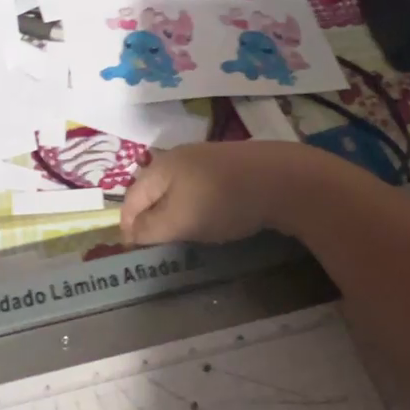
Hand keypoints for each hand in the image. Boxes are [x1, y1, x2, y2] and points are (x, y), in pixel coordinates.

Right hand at [120, 142, 312, 245]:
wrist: (282, 180)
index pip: (131, 198)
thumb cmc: (222, 201)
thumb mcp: (179, 221)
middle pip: (153, 190)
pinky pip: (201, 188)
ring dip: (173, 212)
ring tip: (180, 234)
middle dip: (149, 217)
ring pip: (178, 189)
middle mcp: (179, 157)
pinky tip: (210, 217)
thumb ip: (150, 229)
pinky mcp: (230, 166)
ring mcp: (207, 159)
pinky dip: (196, 205)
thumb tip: (131, 233)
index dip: (127, 226)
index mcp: (160, 167)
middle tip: (153, 244)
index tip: (131, 252)